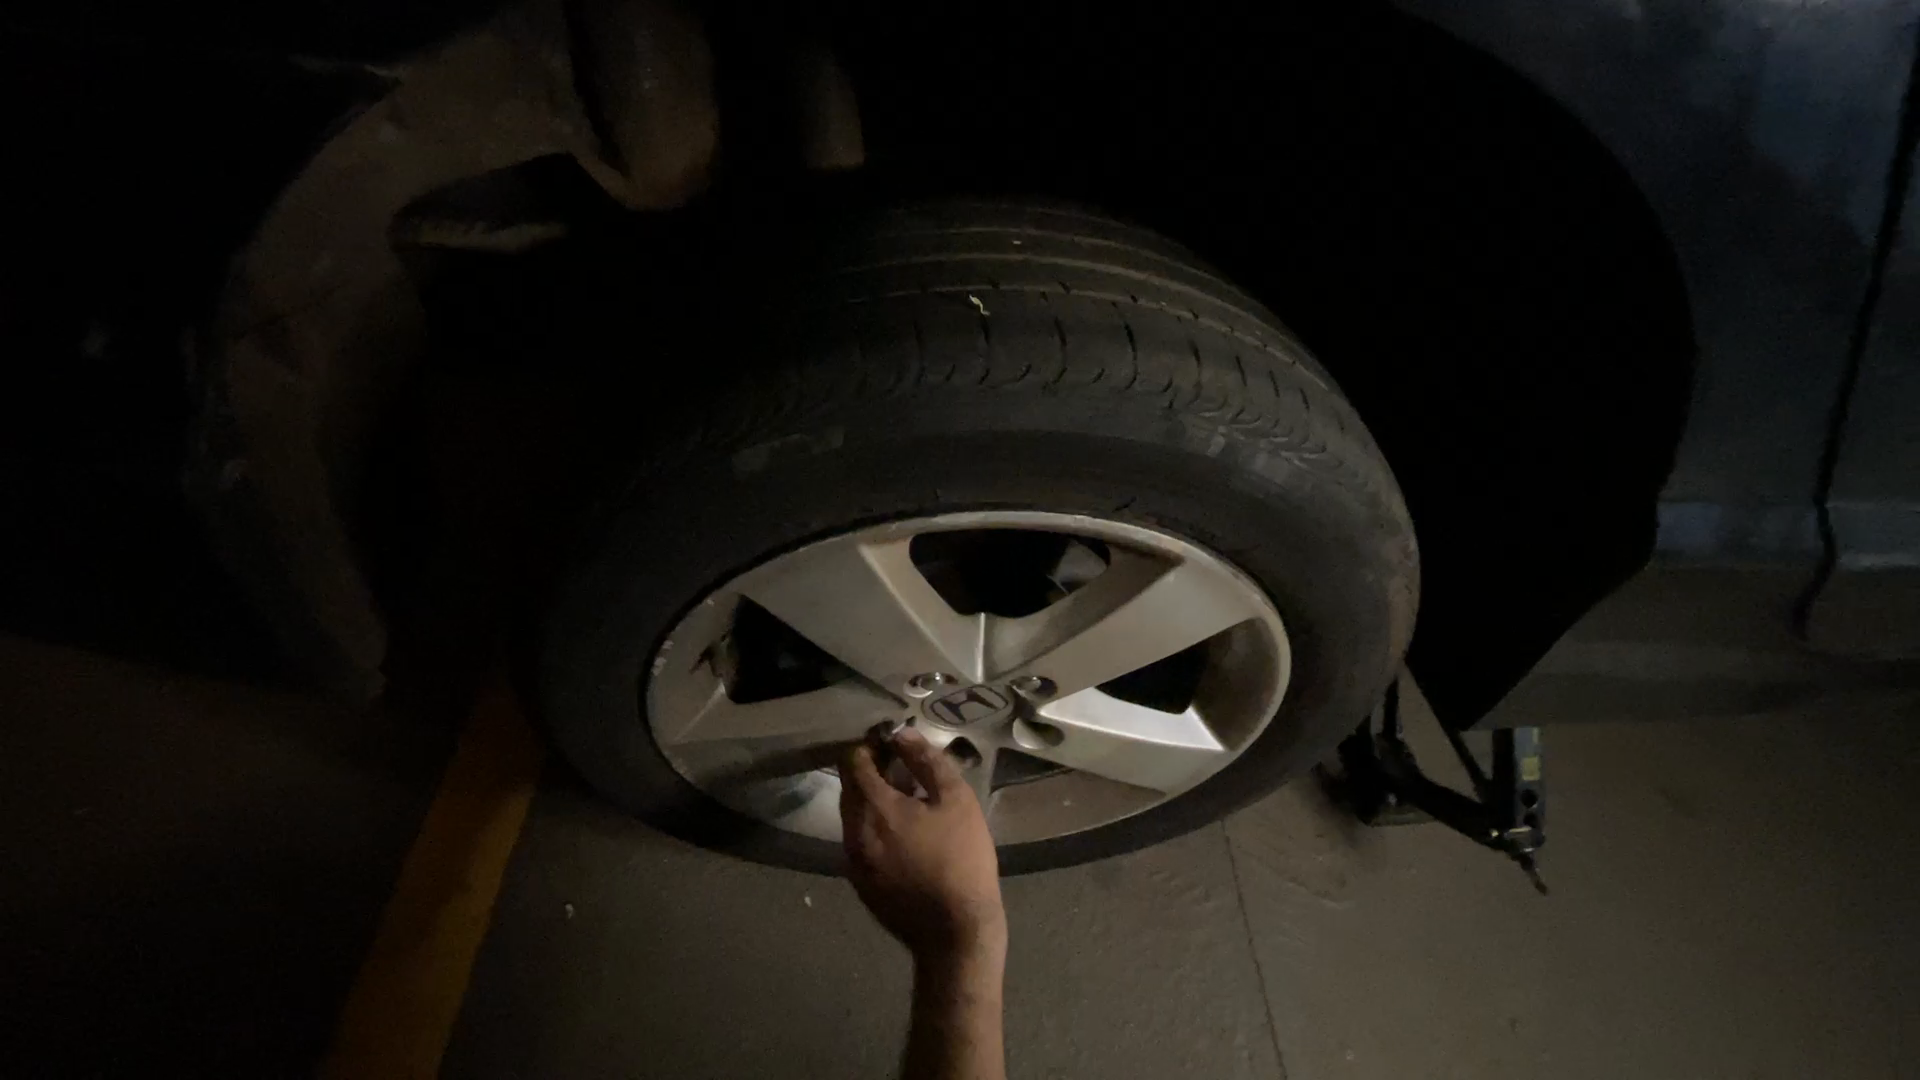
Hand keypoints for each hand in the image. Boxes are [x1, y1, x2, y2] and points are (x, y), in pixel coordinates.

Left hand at [840, 728, 1006, 961]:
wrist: (955, 933)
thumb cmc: (961, 859)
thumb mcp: (955, 799)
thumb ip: (926, 760)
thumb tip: (902, 735)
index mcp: (873, 807)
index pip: (852, 760)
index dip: (871, 743)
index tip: (895, 741)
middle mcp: (852, 831)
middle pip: (849, 786)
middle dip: (872, 769)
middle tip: (906, 767)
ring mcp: (853, 861)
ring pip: (853, 814)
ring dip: (873, 798)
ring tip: (909, 798)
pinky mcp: (860, 883)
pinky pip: (859, 839)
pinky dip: (874, 825)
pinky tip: (905, 832)